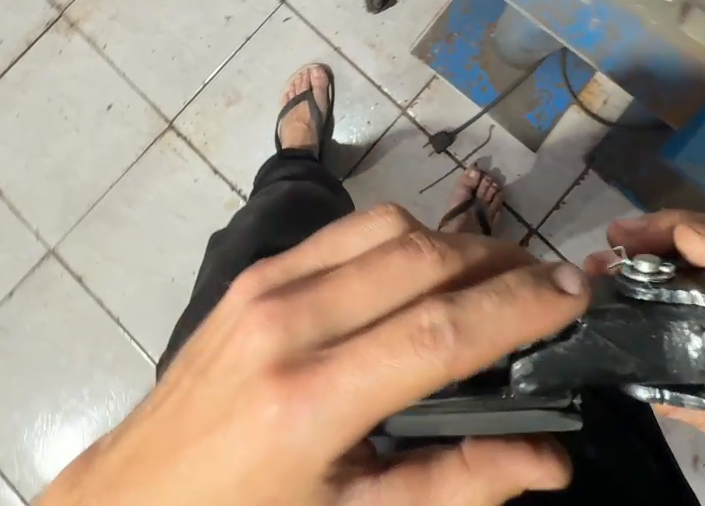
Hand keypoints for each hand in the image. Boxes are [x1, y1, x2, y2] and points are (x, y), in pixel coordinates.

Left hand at [41, 204, 592, 505]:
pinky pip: (347, 230)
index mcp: (311, 402)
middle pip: (421, 260)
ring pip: (388, 227)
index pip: (440, 332)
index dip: (518, 306)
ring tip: (494, 276)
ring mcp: (265, 284)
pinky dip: (403, 236)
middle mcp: (289, 322)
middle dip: (499, 263)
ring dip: (454, 243)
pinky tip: (424, 268)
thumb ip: (453, 485)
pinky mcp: (255, 271)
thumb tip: (550, 460)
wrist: (128, 503)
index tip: (576, 291)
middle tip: (548, 283)